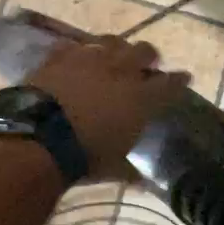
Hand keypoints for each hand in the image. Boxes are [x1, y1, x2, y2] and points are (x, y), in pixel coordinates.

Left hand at [26, 37, 188, 175]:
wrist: (38, 139)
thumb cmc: (84, 156)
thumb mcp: (113, 168)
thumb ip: (131, 171)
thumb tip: (145, 184)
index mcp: (141, 98)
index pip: (170, 83)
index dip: (179, 80)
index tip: (185, 77)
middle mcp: (121, 72)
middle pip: (144, 51)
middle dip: (149, 57)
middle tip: (147, 64)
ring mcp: (89, 60)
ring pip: (112, 41)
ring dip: (117, 47)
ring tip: (114, 54)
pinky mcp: (60, 57)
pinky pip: (74, 45)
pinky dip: (79, 51)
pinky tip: (77, 56)